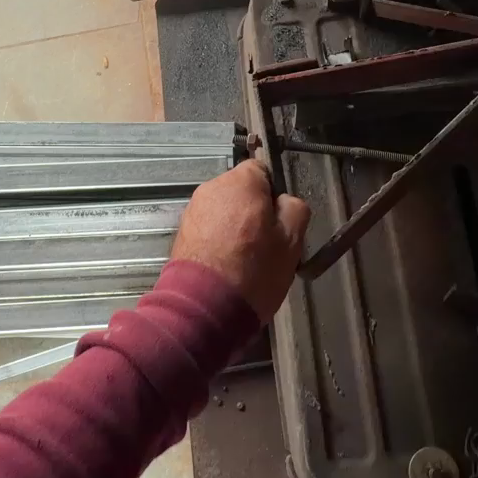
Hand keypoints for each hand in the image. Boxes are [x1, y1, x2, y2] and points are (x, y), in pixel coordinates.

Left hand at [171, 160, 312, 320]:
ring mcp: (193, 209)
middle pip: (241, 190)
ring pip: (224, 209)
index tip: (279, 219)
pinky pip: (209, 226)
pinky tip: (227, 263)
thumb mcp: (292, 240)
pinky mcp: (182, 231)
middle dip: (253, 210)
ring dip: (235, 225)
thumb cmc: (253, 271)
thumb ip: (295, 208)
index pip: (262, 170)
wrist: (204, 307)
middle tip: (266, 242)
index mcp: (241, 182)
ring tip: (245, 257)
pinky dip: (219, 239)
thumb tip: (285, 202)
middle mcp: (212, 188)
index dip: (274, 193)